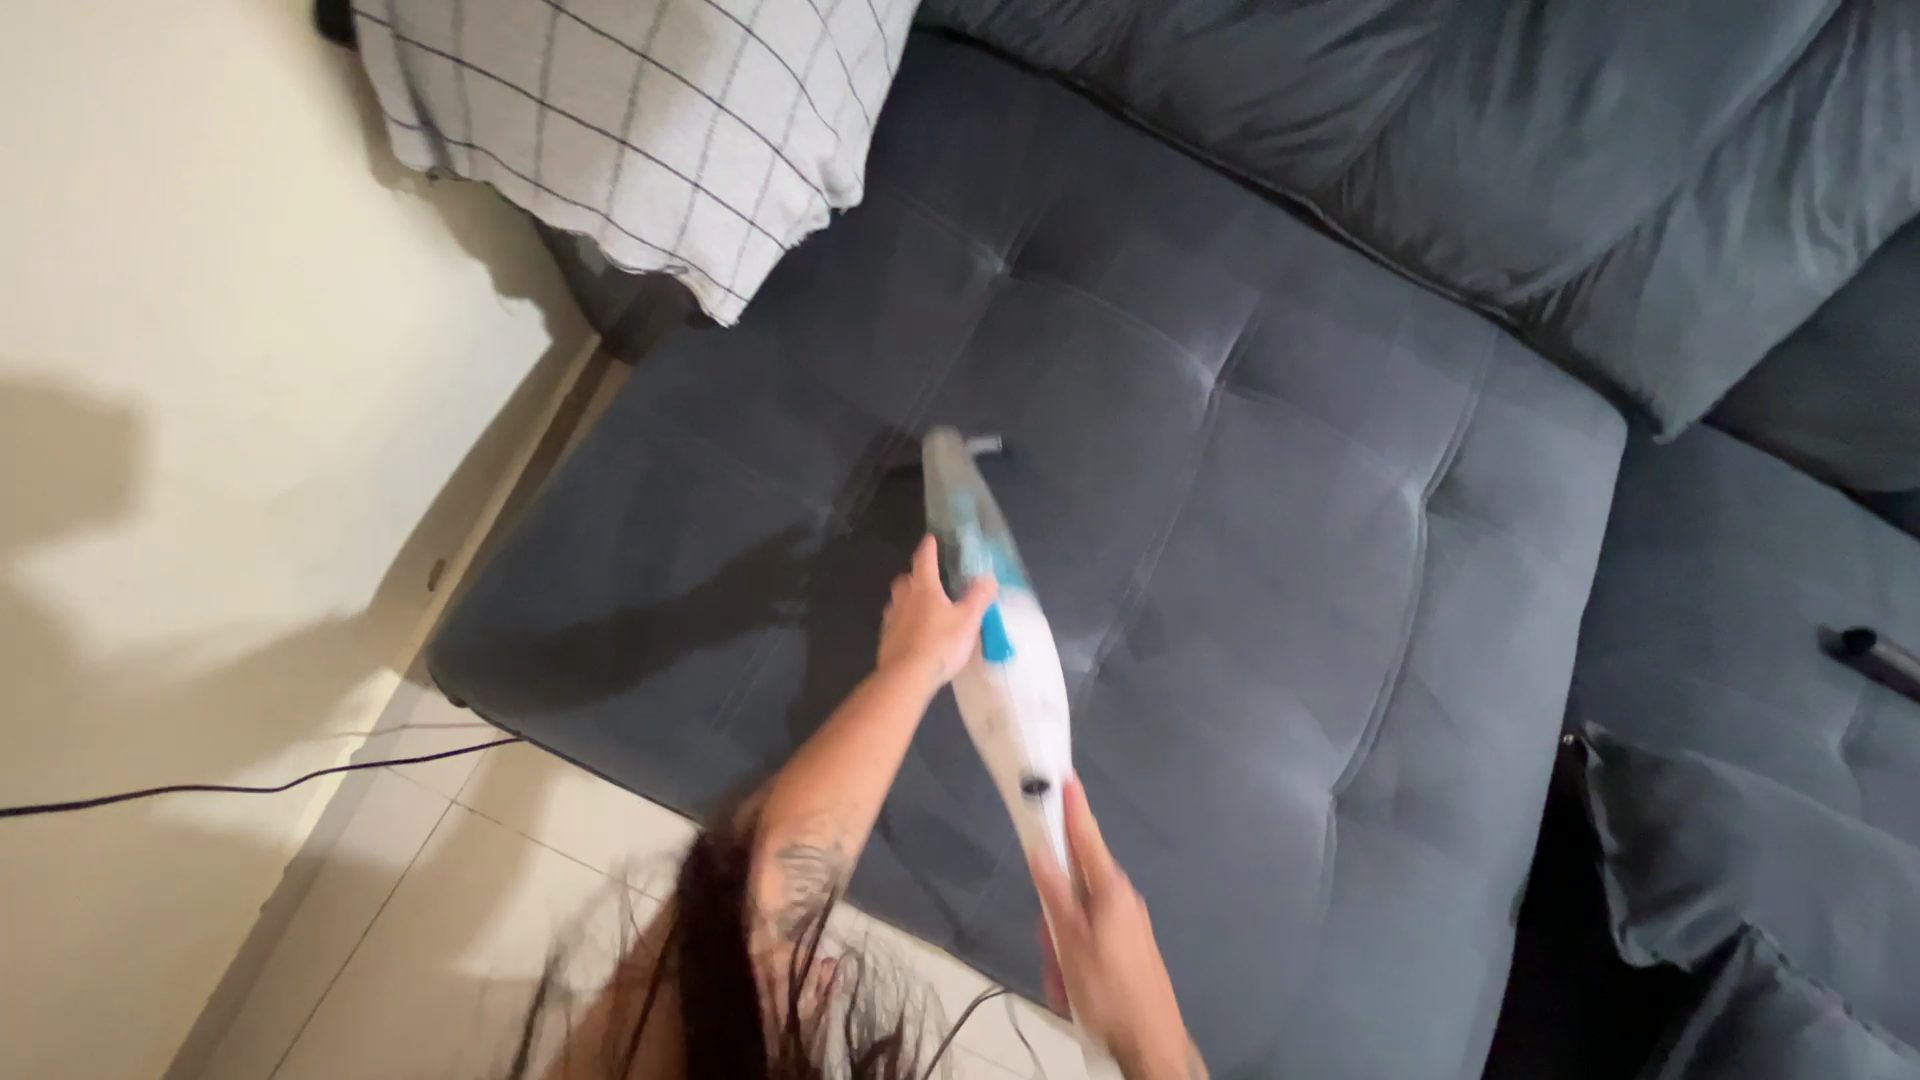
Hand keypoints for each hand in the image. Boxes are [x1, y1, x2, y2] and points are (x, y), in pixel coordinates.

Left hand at [877, 535, 996, 689]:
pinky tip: (910, 632)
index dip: (928, 548)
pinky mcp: (886, 640)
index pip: (924, 561)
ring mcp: (892, 620)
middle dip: (914, 575)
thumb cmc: (940, 643)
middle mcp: (904, 599)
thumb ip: (979, 598)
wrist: (907, 676)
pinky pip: (893, 623)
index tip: (930, 539)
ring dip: (905, 598)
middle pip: (905, 580)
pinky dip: (901, 621)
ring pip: (896, 601)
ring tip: (918, 605)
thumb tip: (989, 577)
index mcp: (925, 589)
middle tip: (925, 578)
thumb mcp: (968, 621)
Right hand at [1030, 778, 1204, 1079]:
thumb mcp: (1071, 944)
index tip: (1064, 775)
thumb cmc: (1110, 991)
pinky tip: (1076, 988)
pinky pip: (1091, 938)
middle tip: (1051, 947)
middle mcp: (1121, 897)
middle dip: (1054, 914)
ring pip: (1078, 917)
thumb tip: (1040, 852)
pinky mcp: (1130, 944)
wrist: (1154, 1045)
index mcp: (1110, 889)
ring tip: (1065, 981)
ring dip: (1063, 945)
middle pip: (1074, 884)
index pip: (1086, 835)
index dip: (1073, 806)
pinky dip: (1077, 957)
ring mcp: (1128, 922)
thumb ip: (1054, 896)